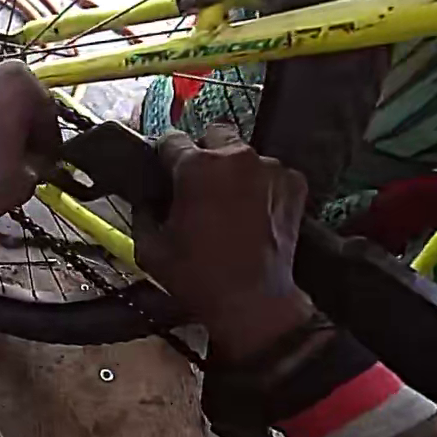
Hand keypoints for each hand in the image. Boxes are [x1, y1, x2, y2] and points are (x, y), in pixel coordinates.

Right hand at [136, 123, 317, 361]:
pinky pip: (269, 173)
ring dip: (232, 171)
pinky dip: (259, 186)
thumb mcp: (150, 249)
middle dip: (202, 154)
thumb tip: (144, 201)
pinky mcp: (294, 184)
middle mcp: (236, 156)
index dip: (162, 157)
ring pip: (243, 154)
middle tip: (196, 186)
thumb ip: (141, 214)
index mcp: (196, 167)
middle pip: (213, 135)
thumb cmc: (196, 277)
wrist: (251, 301)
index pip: (170, 140)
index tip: (162, 172)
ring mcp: (270, 167)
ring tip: (227, 205)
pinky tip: (251, 214)